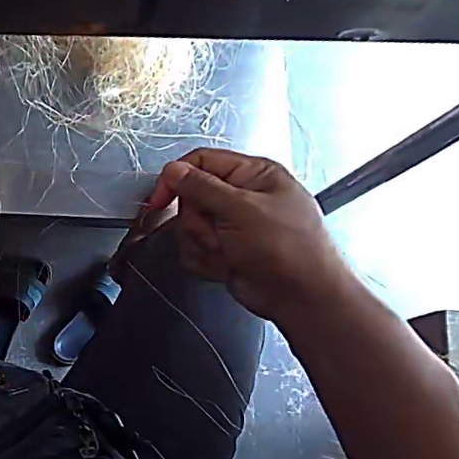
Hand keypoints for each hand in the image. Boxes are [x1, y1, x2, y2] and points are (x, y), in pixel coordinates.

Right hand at [143, 148, 356, 325]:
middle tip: (218, 234)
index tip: (159, 199)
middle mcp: (241, 197)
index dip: (175, 179)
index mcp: (252, 174)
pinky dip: (207, 261)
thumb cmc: (288, 248)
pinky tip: (229, 266)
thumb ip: (201, 187)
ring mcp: (232, 226)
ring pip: (189, 229)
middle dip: (198, 223)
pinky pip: (196, 251)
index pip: (200, 162)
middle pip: (190, 199)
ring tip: (229, 253)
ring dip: (203, 245)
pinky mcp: (225, 250)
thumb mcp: (241, 209)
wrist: (300, 296)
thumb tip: (174, 171)